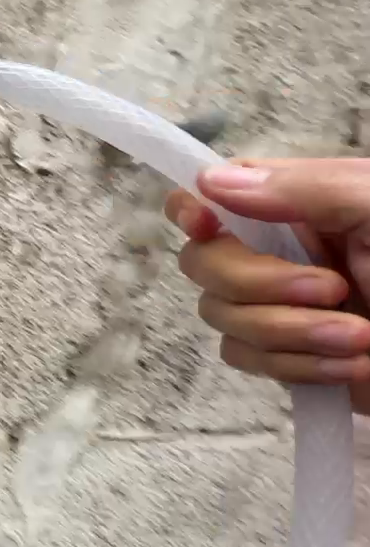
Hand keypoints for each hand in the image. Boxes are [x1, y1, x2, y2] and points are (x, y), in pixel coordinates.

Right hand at [166, 159, 369, 411]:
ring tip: (362, 339)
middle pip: (202, 260)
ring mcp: (281, 303)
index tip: (205, 225)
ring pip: (218, 313)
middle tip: (332, 291)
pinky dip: (296, 364)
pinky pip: (241, 355)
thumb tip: (213, 181)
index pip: (219, 190)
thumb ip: (313, 190)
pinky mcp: (286, 351)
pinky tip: (352, 364)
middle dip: (254, 284)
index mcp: (313, 207)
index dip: (192, 206)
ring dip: (287, 331)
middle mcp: (288, 251)